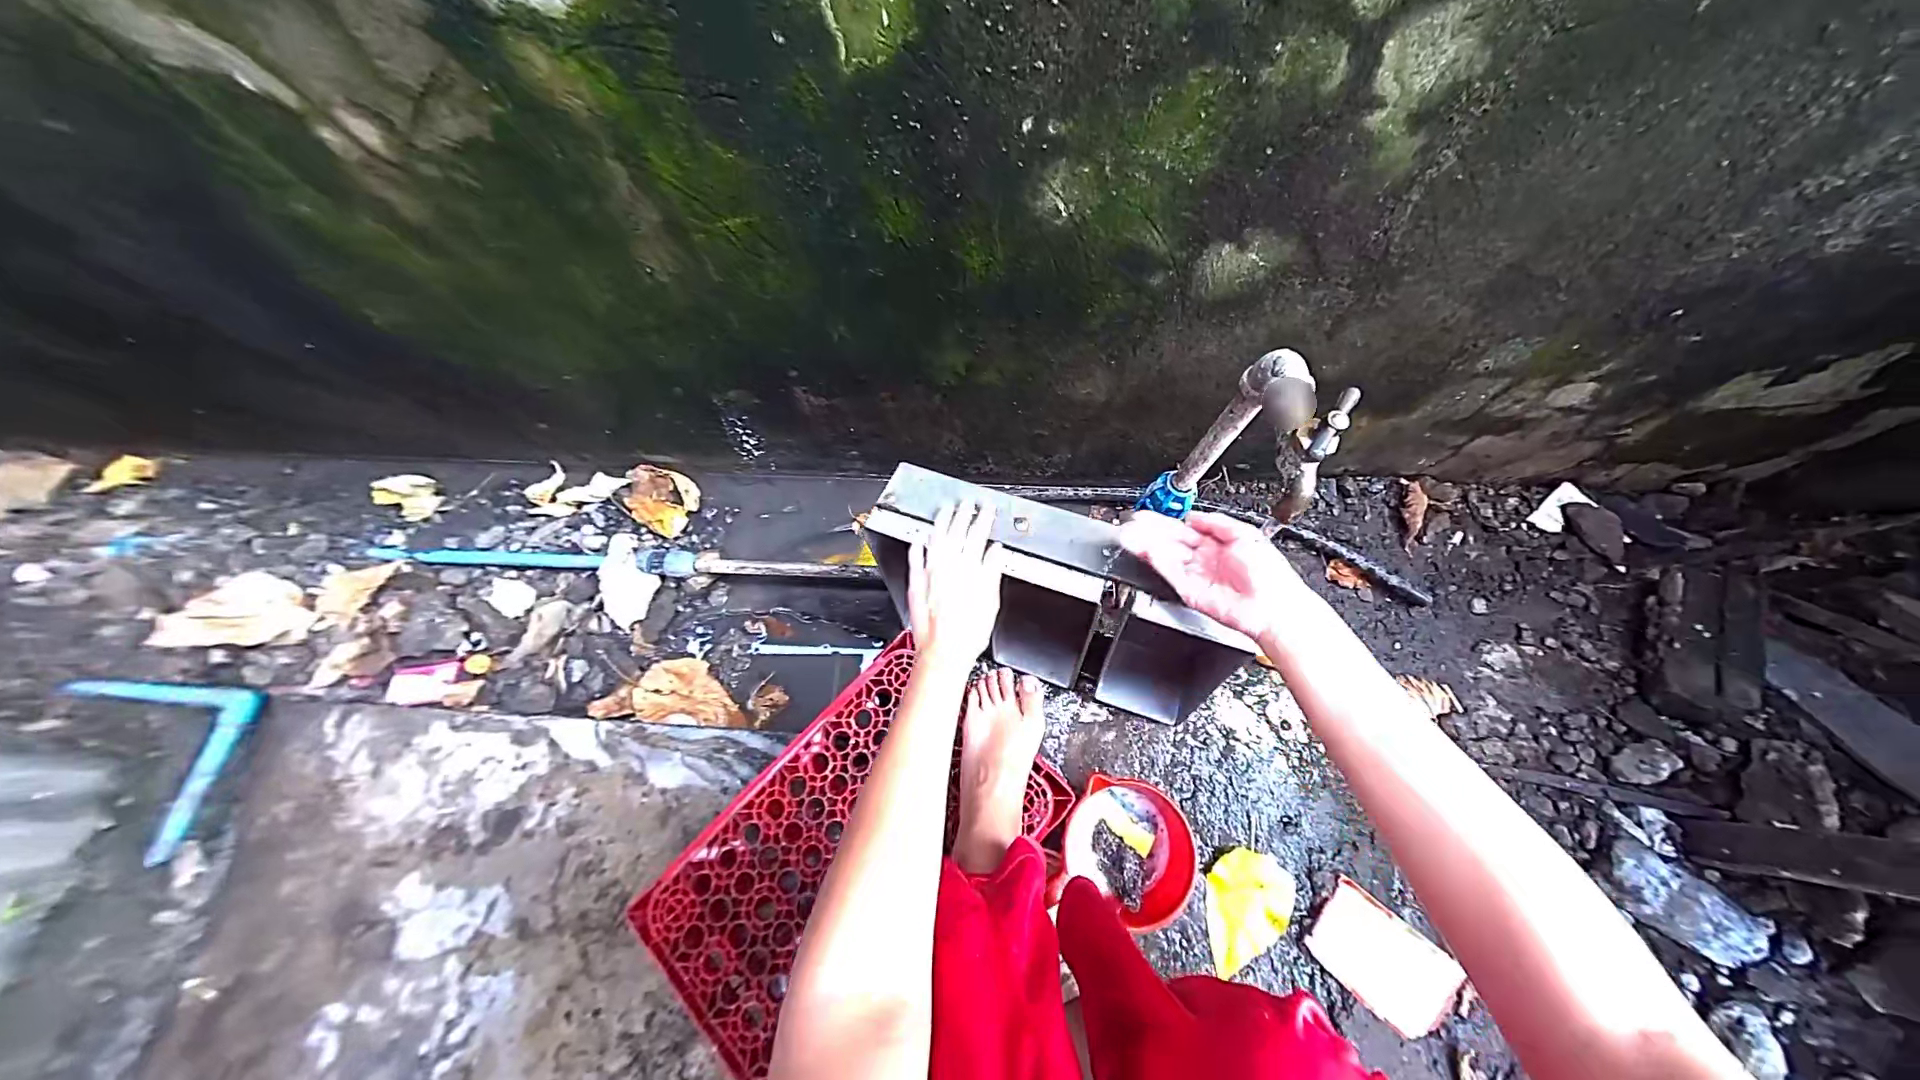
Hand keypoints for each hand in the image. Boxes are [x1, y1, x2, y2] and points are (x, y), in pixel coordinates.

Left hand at [907, 500, 1003, 671]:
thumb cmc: (968, 634)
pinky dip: (918, 547)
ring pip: (934, 540)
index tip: (986, 509)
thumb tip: (995, 553)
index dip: (983, 519)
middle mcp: (947, 568)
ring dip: (940, 523)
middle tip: (966, 504)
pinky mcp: (915, 584)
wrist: (943, 652)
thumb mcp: (990, 602)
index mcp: (969, 569)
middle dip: (962, 515)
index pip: (977, 535)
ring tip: (944, 512)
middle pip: (955, 533)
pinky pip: (915, 559)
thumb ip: (992, 572)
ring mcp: (929, 574)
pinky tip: (919, 540)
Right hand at [1116, 511, 1304, 643]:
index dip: (1162, 522)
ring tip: (1128, 536)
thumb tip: (1192, 515)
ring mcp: (1195, 576)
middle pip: (1169, 542)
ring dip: (1145, 546)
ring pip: (1165, 557)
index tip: (1145, 516)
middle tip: (1130, 525)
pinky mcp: (1190, 592)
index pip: (1182, 530)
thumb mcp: (1245, 534)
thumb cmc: (1270, 575)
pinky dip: (1158, 562)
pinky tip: (1146, 550)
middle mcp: (1203, 560)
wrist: (1275, 606)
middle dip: (1148, 533)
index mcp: (1216, 545)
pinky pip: (1170, 574)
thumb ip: (1216, 522)